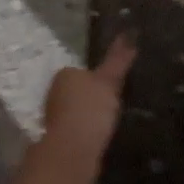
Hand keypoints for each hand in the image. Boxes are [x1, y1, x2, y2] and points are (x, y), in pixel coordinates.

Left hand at [40, 34, 135, 168]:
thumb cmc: (90, 110)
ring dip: (88, 119)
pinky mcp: (58, 139)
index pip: (82, 71)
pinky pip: (76, 131)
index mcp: (64, 74)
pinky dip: (86, 135)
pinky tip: (97, 143)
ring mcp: (53, 116)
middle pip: (77, 92)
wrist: (72, 151)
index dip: (98, 80)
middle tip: (113, 110)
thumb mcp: (108, 82)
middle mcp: (54, 92)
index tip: (114, 90)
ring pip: (75, 113)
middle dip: (91, 100)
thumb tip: (129, 33)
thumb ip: (117, 60)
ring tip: (108, 128)